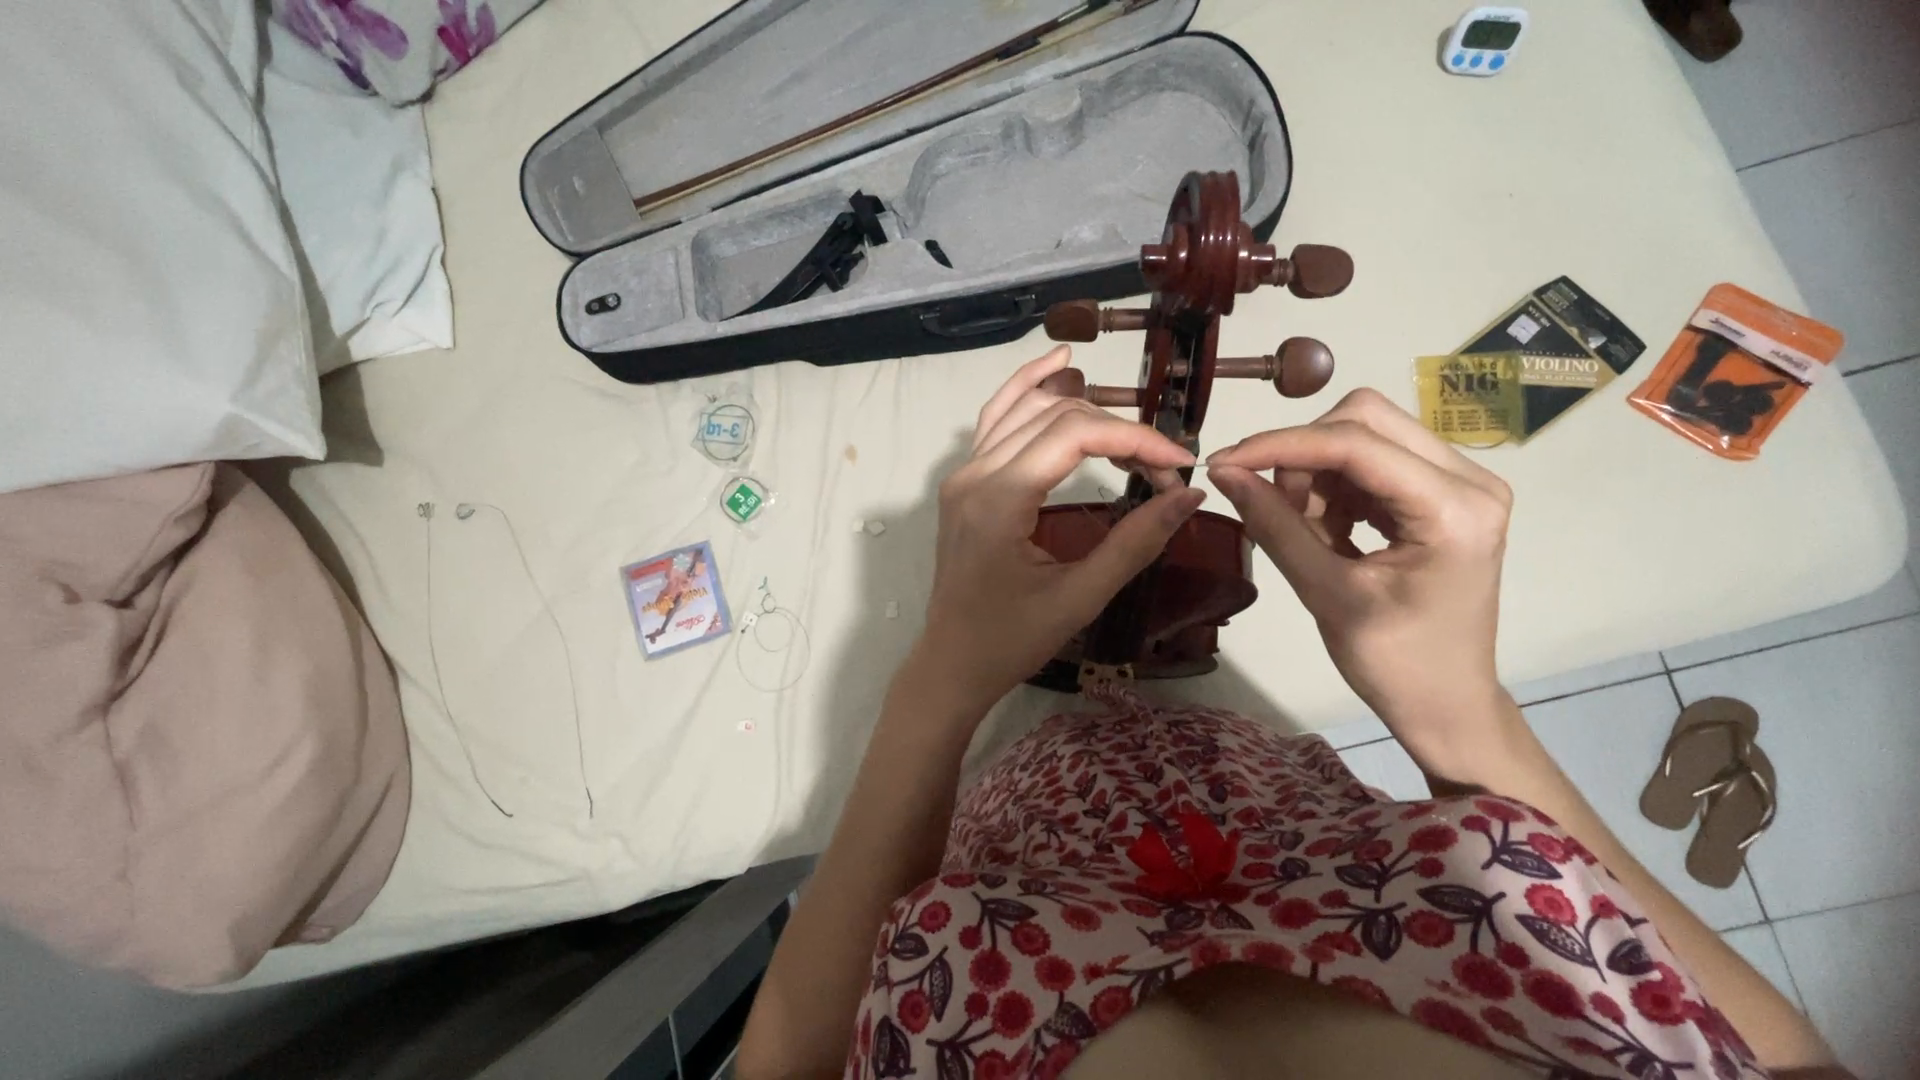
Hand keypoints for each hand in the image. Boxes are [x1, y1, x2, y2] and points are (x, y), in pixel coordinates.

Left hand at [915, 346, 1205, 711]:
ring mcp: (963, 474)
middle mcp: (974, 474)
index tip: (1181, 462)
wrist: (951, 664)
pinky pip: (996, 421)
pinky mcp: (964, 483)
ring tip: (1132, 416)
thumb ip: (1135, 543)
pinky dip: (1027, 392)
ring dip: (1081, 407)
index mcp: (998, 499)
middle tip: (1162, 466)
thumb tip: (1189, 496)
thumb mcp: (1079, 598)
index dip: (1136, 440)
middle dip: (1117, 431)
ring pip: (1026, 410)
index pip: (1075, 437)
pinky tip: (1058, 370)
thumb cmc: (1010, 641)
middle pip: (1055, 417)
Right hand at [1205, 389, 1516, 779]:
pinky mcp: (1445, 493)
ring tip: (1301, 526)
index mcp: (1454, 509)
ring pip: (1366, 434)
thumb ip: (1275, 527)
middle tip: (1271, 502)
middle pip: (1365, 419)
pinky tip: (1325, 527)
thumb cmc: (1394, 662)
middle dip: (1302, 451)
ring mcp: (1461, 483)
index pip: (1355, 444)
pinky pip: (1374, 460)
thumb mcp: (1326, 594)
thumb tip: (1223, 473)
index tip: (1222, 462)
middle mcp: (1470, 479)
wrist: (1447, 704)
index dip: (1280, 445)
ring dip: (1316, 471)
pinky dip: (1335, 485)